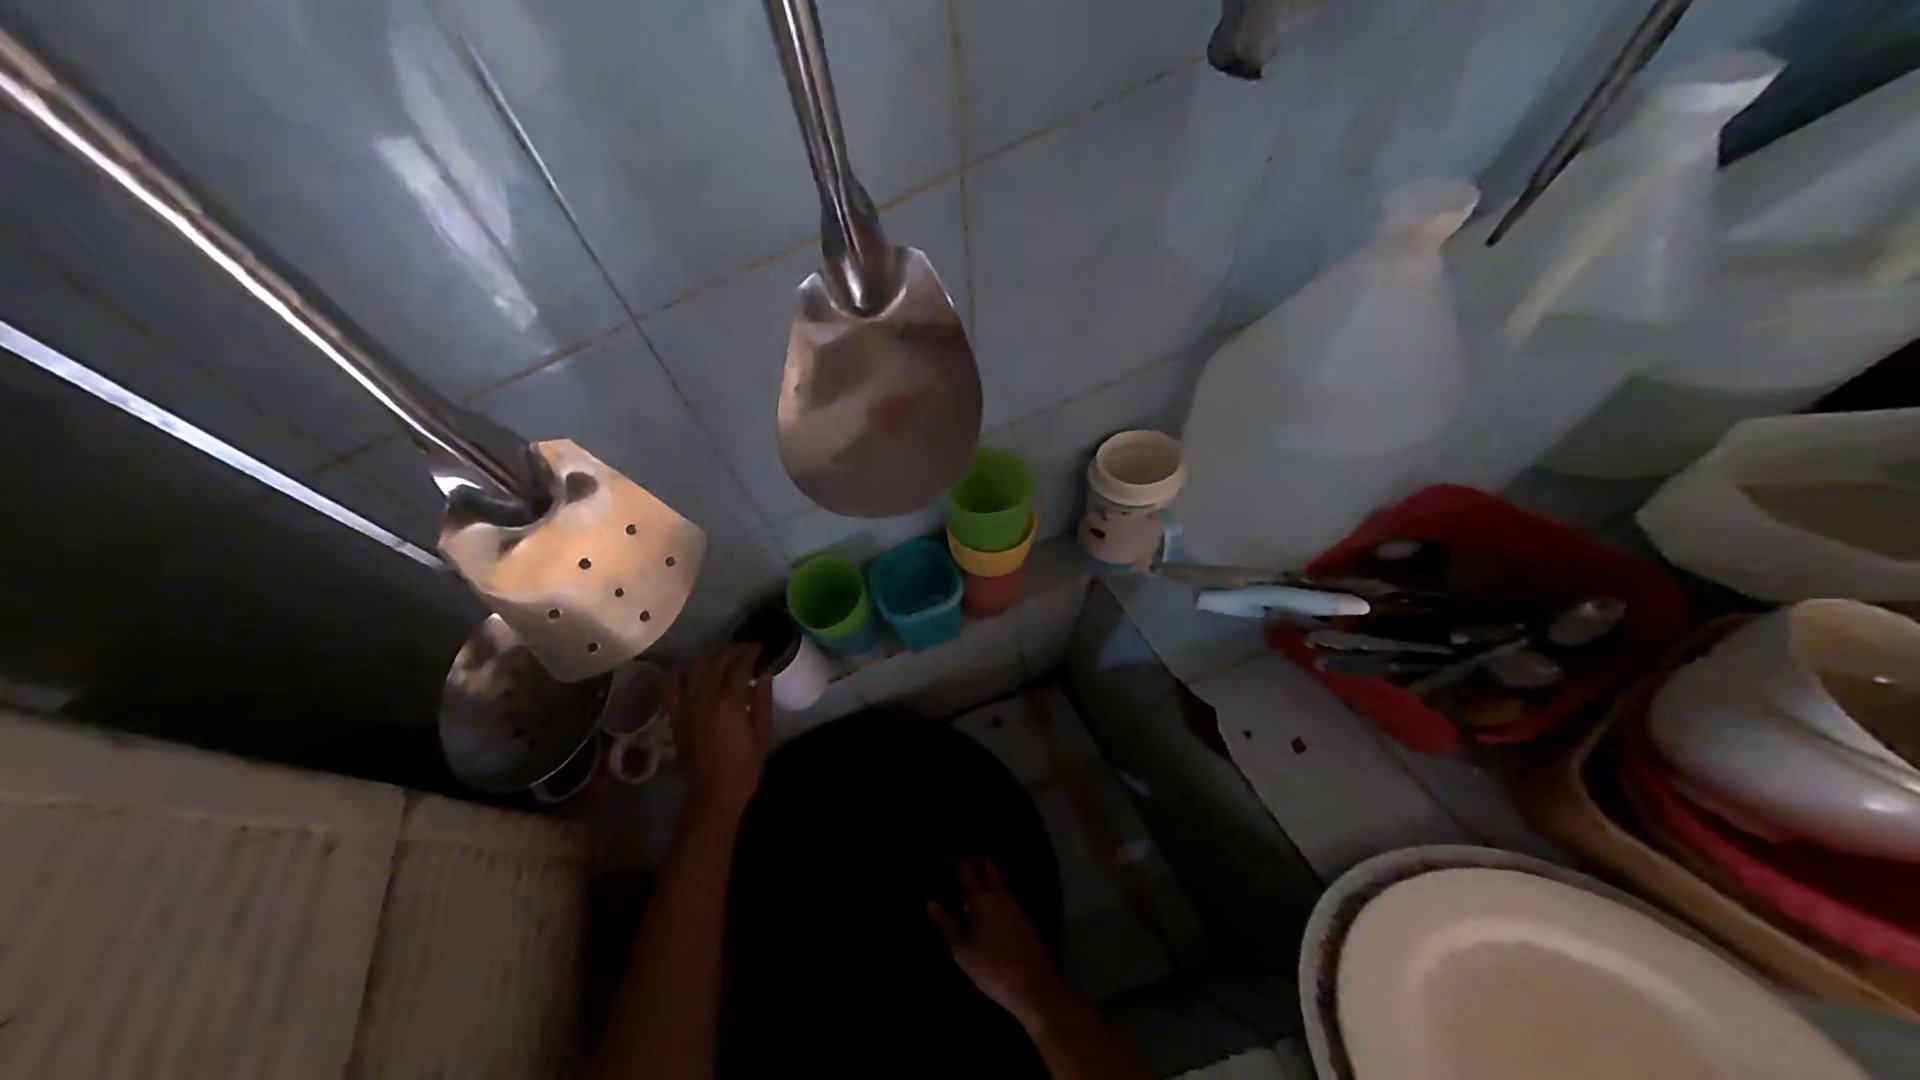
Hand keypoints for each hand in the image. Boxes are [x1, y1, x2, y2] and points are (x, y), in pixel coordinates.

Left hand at [670, 644, 770, 830]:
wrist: (713, 794)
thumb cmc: (744, 766)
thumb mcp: (762, 733)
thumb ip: (762, 700)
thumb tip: (763, 674)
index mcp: (729, 702)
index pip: (739, 665)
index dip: (750, 652)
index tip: (759, 647)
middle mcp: (704, 698)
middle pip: (716, 662)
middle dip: (731, 650)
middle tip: (745, 647)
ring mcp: (687, 706)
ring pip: (694, 668)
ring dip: (709, 655)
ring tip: (721, 651)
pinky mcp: (677, 716)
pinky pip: (671, 687)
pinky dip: (678, 672)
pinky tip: (688, 667)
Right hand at [927, 857, 1065, 1027]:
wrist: (1034, 986)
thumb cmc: (993, 969)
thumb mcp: (961, 952)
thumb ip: (945, 925)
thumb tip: (930, 904)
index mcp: (982, 898)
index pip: (965, 869)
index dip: (952, 862)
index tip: (941, 862)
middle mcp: (1000, 894)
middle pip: (986, 864)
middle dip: (971, 861)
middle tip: (955, 871)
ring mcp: (1014, 904)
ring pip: (996, 879)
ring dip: (982, 879)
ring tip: (964, 896)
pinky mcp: (1022, 916)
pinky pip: (1003, 895)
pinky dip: (991, 894)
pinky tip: (981, 914)